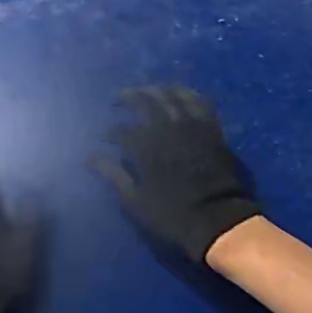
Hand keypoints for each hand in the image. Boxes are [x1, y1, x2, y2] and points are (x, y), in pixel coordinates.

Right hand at [103, 87, 261, 264]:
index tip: (103, 138)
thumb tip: (90, 157)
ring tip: (146, 91)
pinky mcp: (212, 132)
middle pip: (145, 102)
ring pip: (172, 97)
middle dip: (128, 97)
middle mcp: (166, 130)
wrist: (221, 222)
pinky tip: (178, 94)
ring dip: (156, 90)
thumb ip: (112, 174)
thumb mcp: (134, 199)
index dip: (109, 132)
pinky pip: (200, 104)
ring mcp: (192, 128)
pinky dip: (187, 95)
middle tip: (118, 99)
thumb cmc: (172, 214)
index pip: (120, 130)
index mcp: (144, 147)